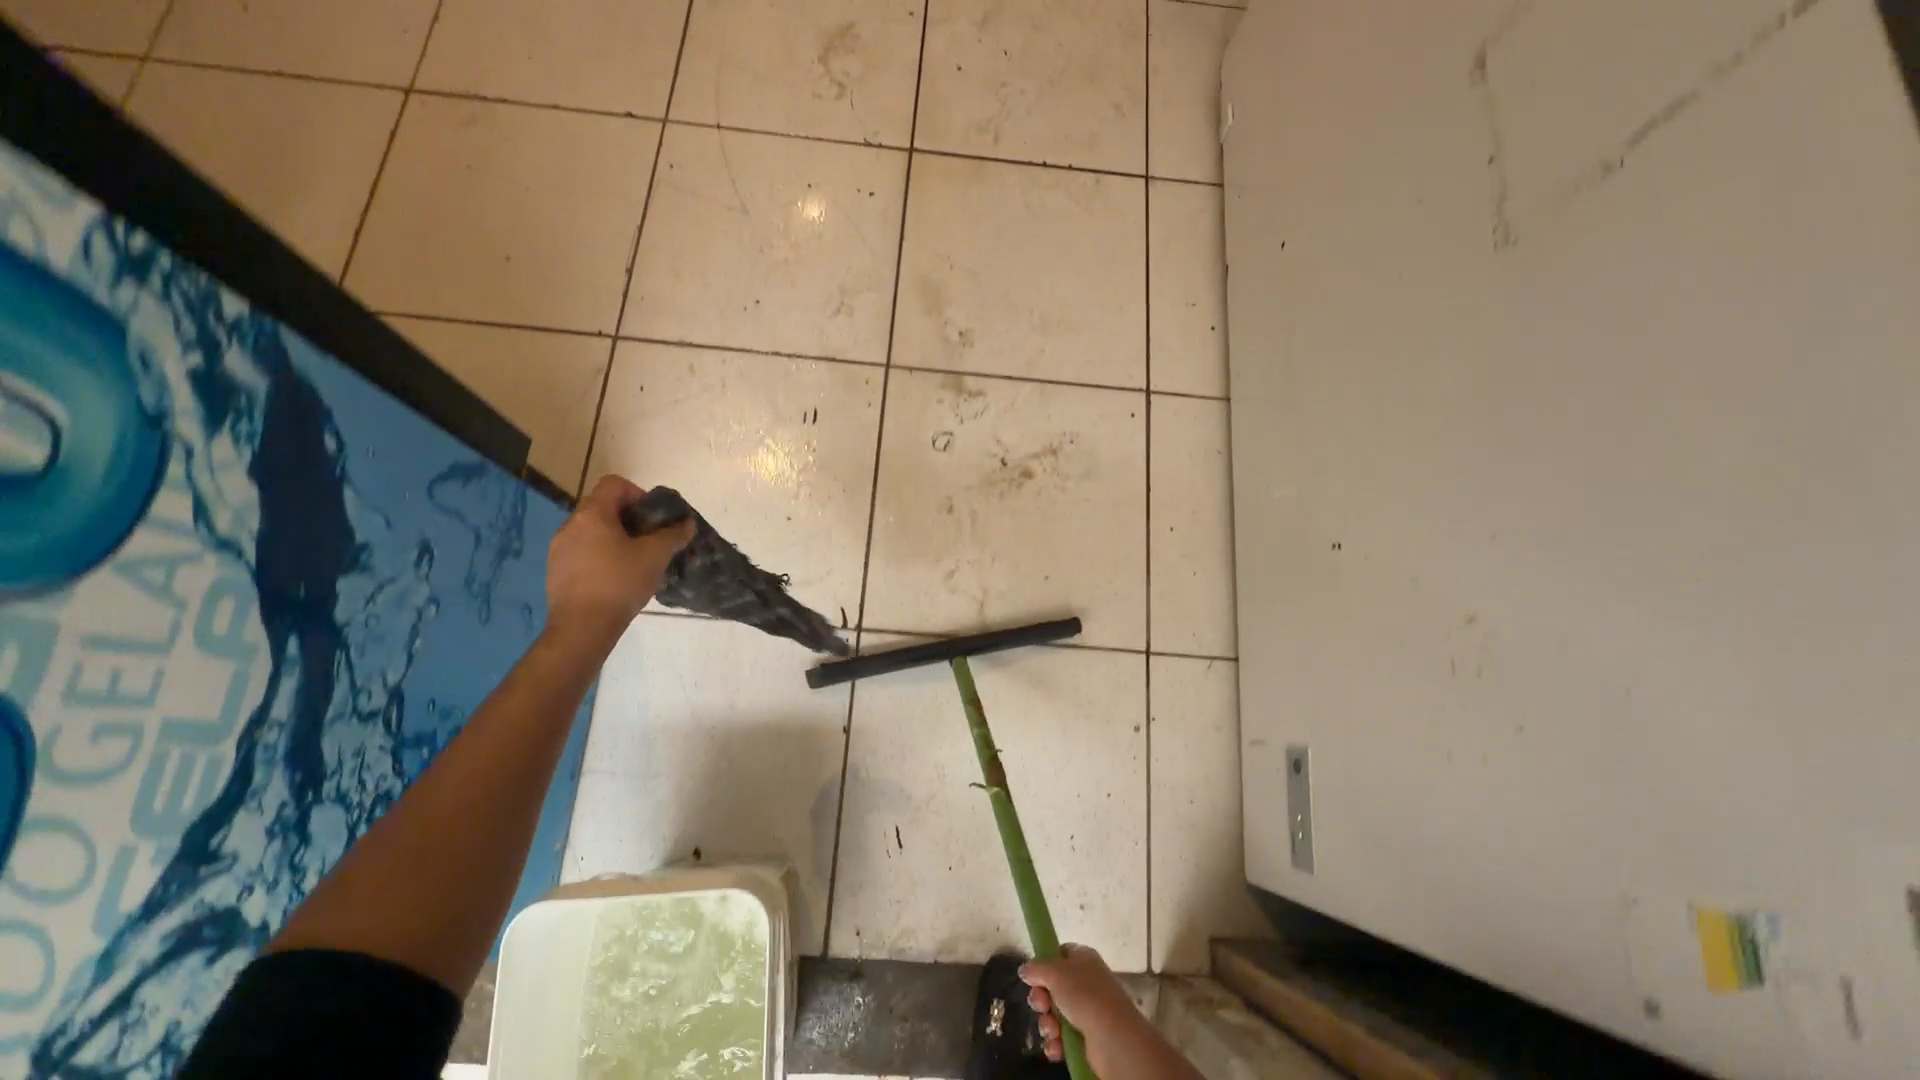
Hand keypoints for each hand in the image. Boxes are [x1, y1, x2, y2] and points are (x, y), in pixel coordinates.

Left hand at [546, 475, 693, 649]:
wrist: (583, 627)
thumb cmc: (620, 583)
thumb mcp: (655, 556)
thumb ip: (673, 535)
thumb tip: (687, 523)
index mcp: (592, 514)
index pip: (614, 484)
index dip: (638, 493)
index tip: (653, 517)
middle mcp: (570, 525)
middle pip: (602, 507)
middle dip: (629, 519)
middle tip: (650, 540)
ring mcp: (559, 548)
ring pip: (592, 531)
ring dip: (614, 538)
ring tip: (634, 561)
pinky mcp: (556, 570)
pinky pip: (582, 552)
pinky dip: (600, 556)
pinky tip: (615, 579)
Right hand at [1020, 944, 1140, 1066]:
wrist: (1113, 1037)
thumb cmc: (1085, 995)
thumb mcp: (1056, 973)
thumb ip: (1037, 968)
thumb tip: (1025, 970)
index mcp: (1083, 959)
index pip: (1059, 954)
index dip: (1044, 964)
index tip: (1033, 976)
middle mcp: (1085, 982)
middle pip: (1052, 987)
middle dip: (1040, 999)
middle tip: (1041, 1006)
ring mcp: (1086, 1011)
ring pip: (1053, 1014)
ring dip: (1047, 1024)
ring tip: (1053, 1031)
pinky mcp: (1085, 1037)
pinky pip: (1061, 1037)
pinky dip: (1056, 1043)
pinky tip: (1057, 1047)